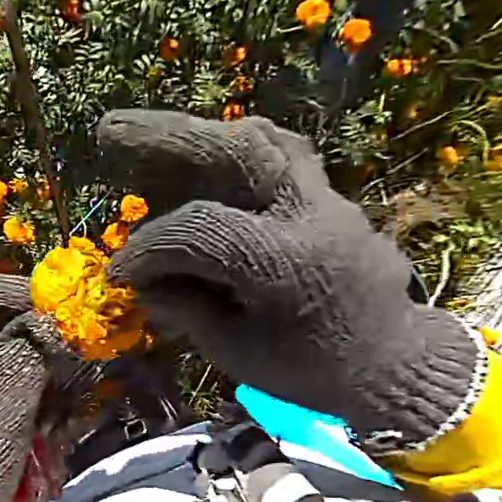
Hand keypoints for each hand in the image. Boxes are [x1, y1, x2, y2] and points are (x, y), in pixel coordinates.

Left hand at [0, 276, 95, 501]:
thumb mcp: (11, 377)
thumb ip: (36, 338)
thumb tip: (58, 314)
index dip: (31, 300)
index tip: (62, 323)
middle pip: (29, 342)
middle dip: (53, 379)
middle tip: (56, 409)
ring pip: (42, 383)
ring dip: (53, 422)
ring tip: (46, 456)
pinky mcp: (7, 422)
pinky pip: (39, 417)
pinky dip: (47, 444)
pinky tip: (44, 476)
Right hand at [97, 109, 484, 454]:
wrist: (390, 365)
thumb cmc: (310, 372)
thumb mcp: (237, 353)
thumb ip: (187, 309)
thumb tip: (141, 282)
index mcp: (286, 265)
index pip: (201, 231)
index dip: (149, 248)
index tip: (118, 272)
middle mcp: (310, 218)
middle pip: (241, 150)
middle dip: (169, 137)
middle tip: (111, 129)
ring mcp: (329, 201)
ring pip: (267, 140)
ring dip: (207, 135)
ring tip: (158, 136)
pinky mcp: (332, 201)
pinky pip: (285, 157)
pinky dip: (240, 152)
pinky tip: (210, 160)